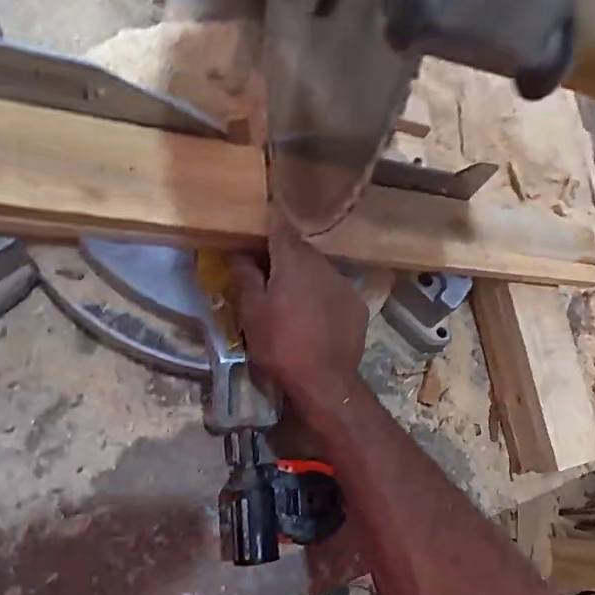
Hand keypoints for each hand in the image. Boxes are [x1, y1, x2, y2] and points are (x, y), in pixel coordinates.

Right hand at [229, 209, 368, 421]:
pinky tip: (313, 313)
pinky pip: (334, 290)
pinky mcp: (357, 305)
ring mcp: (344, 284)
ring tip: (290, 294)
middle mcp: (323, 265)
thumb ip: (245, 277)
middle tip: (267, 264)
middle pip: (301, 250)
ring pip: (319, 270)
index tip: (263, 214)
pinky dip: (322, 294)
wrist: (325, 380)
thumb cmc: (281, 344)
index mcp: (294, 262)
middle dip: (284, 253)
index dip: (271, 220)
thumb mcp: (252, 313)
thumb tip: (238, 252)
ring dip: (304, 275)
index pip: (281, 228)